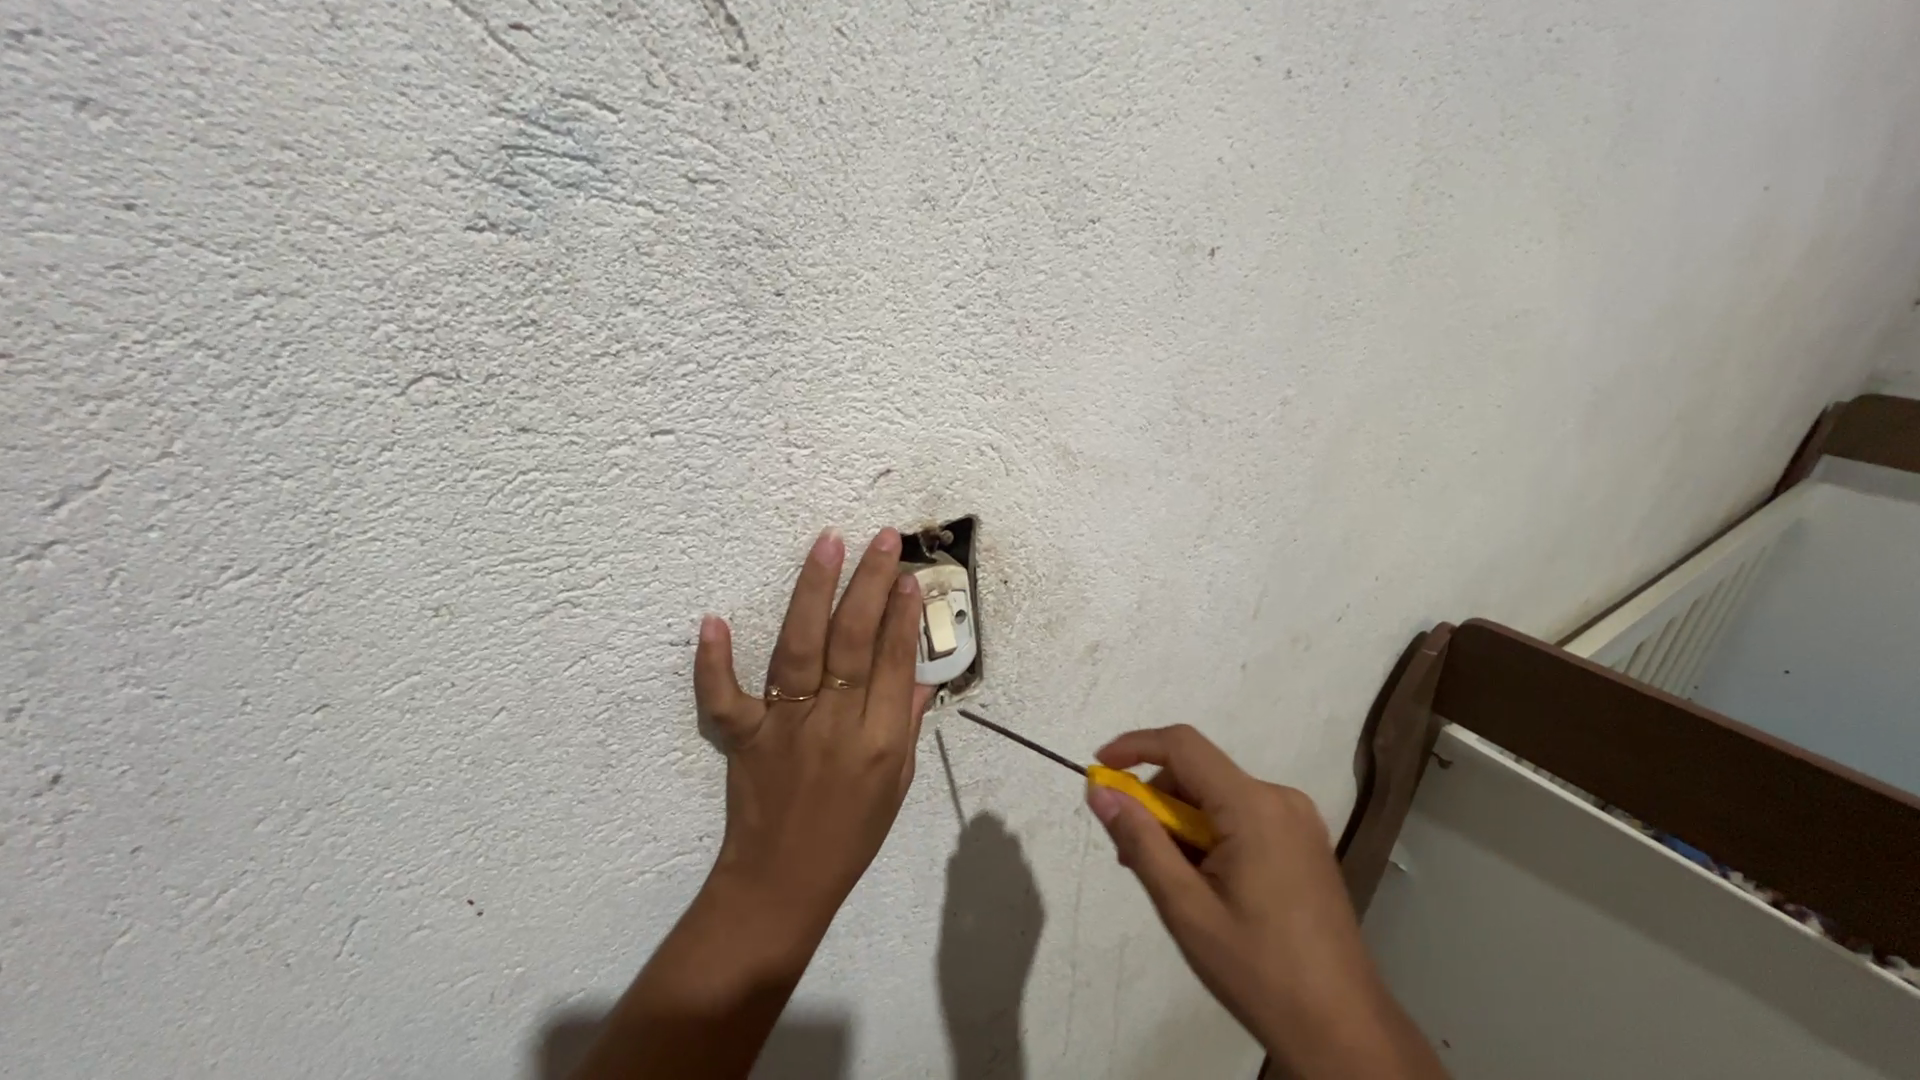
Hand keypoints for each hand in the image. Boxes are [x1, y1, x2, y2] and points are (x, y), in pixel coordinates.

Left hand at [573, 527, 934, 1079]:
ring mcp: (785, 728)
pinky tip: (714, 620)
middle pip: (856, 643)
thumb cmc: (850, 836)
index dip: (905, 615)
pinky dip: (714, 662)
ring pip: (801, 650)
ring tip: (828, 545)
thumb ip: (907, 724)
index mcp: (880, 741)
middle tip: (884, 539)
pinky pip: (724, 699)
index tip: (910, 575)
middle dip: (872, 585)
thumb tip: (921, 673)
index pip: (897, 662)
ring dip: (814, 593)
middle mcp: (836, 725)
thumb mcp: (897, 785)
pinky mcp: (743, 738)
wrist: (782, 883)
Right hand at [1086, 725, 1444, 1078]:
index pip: (1183, 746)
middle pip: (1200, 773)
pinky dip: (1210, 835)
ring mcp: (1299, 821)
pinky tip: (1203, 884)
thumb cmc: (1258, 969)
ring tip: (1169, 881)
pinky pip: (1243, 818)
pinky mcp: (1305, 844)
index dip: (1134, 747)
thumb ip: (1140, 841)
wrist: (1342, 1028)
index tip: (1098, 771)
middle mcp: (1281, 800)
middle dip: (1156, 801)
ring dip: (1181, 824)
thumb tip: (1100, 793)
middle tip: (1129, 855)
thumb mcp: (1185, 907)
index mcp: (1254, 807)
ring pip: (1219, 797)